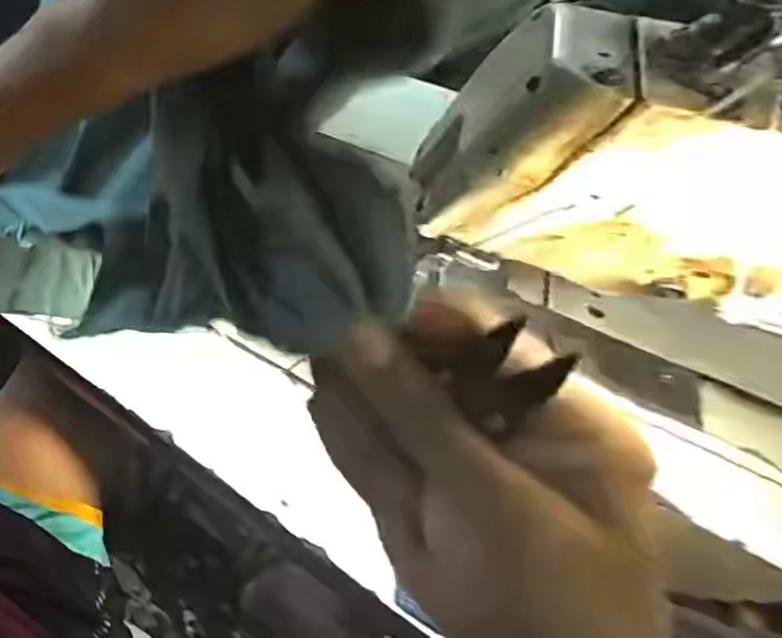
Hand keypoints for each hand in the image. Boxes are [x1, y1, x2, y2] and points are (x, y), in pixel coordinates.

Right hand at [310, 298, 663, 637]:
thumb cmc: (542, 582)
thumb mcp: (483, 491)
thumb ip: (412, 404)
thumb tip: (348, 324)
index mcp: (554, 407)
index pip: (476, 329)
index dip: (414, 318)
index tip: (353, 321)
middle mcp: (494, 407)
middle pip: (409, 352)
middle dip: (373, 379)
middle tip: (361, 407)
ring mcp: (440, 432)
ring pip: (367, 387)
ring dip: (361, 420)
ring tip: (401, 481)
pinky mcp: (399, 453)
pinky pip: (351, 422)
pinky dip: (349, 441)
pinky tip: (391, 490)